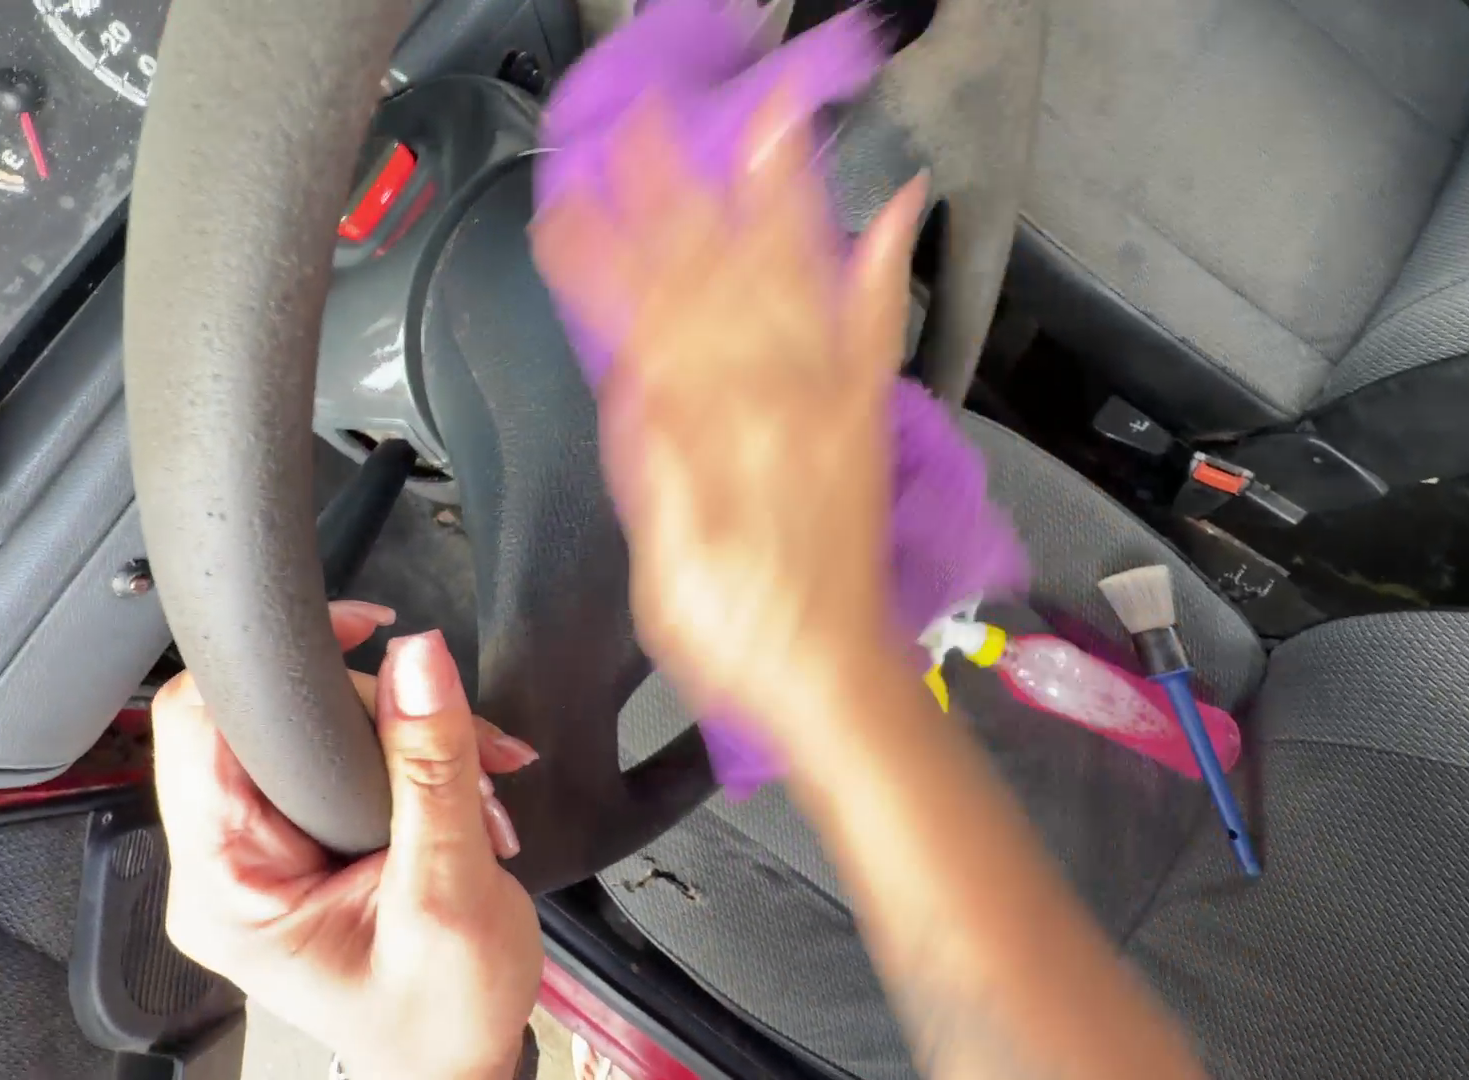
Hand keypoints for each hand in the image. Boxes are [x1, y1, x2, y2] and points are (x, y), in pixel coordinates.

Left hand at [152, 601, 543, 1079]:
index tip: (362, 630)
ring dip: (421, 737)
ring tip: (480, 781)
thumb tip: (420, 662)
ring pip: (334, 729)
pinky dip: (429, 755)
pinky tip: (474, 786)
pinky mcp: (324, 835)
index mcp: (230, 884)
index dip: (279, 663)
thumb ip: (432, 767)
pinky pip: (365, 755)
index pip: (202, 724)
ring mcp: (282, 846)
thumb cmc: (440, 1015)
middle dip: (387, 712)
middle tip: (460, 744)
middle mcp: (240, 859)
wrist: (459, 1058)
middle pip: (285, 715)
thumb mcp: (447, 889)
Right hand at [530, 90, 927, 731]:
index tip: (573, 206)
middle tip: (650, 127)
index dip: (610, 260)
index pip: (652, 326)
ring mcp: (831, 408)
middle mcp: (781, 408)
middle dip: (680, 200)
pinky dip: (885, 270)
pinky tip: (895, 212)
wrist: (834, 680)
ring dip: (778, 201)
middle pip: (721, 284)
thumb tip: (636, 384)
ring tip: (768, 124)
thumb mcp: (667, 573)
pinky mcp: (863, 424)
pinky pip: (876, 334)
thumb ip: (656, 471)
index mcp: (719, 444)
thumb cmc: (739, 639)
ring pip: (797, 286)